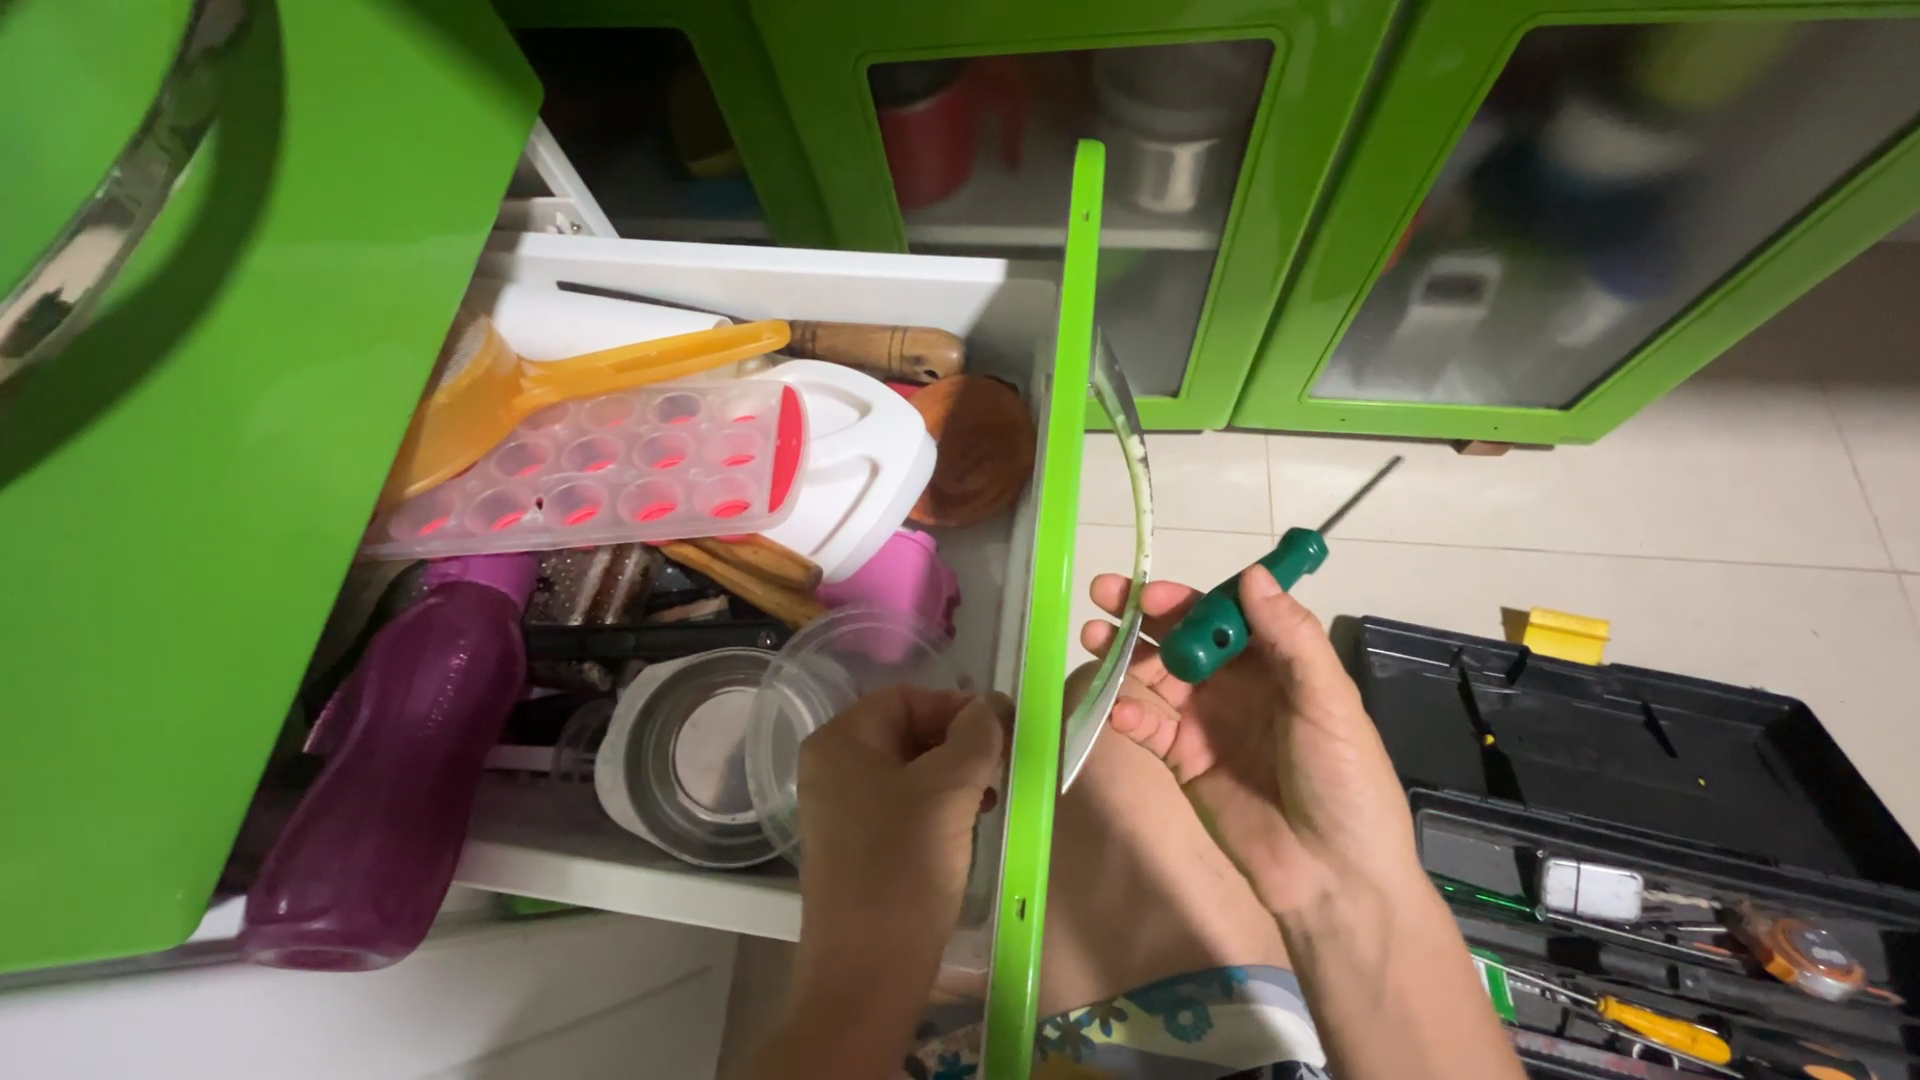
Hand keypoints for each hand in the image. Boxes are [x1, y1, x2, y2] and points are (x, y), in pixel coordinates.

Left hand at [794, 686, 1007, 965]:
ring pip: (909, 768)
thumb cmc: (904, 868)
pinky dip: (939, 803)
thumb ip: (975, 736)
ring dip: (954, 773)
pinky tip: (969, 823)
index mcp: (840, 741)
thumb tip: (991, 707)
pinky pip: (902, 803)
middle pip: (907, 729)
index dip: (956, 705)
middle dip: (958, 741)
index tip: (1001, 729)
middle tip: (1001, 764)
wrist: (866, 975)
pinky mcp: (856, 843)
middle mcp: (832, 766)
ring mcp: (840, 807)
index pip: (906, 697)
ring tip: (990, 796)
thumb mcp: (948, 791)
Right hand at [1081, 568, 1420, 916]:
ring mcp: (1206, 722)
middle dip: (1142, 615)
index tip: (1151, 591)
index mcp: (1276, 663)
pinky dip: (1129, 715)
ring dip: (1124, 655)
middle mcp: (1236, 684)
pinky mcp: (1184, 760)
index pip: (1223, 614)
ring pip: (1156, 675)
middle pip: (1181, 638)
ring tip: (1093, 638)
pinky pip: (1150, 728)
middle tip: (1103, 595)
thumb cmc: (1344, 779)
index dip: (1187, 597)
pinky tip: (1118, 712)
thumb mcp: (1329, 702)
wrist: (1333, 876)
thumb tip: (1254, 572)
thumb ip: (1291, 637)